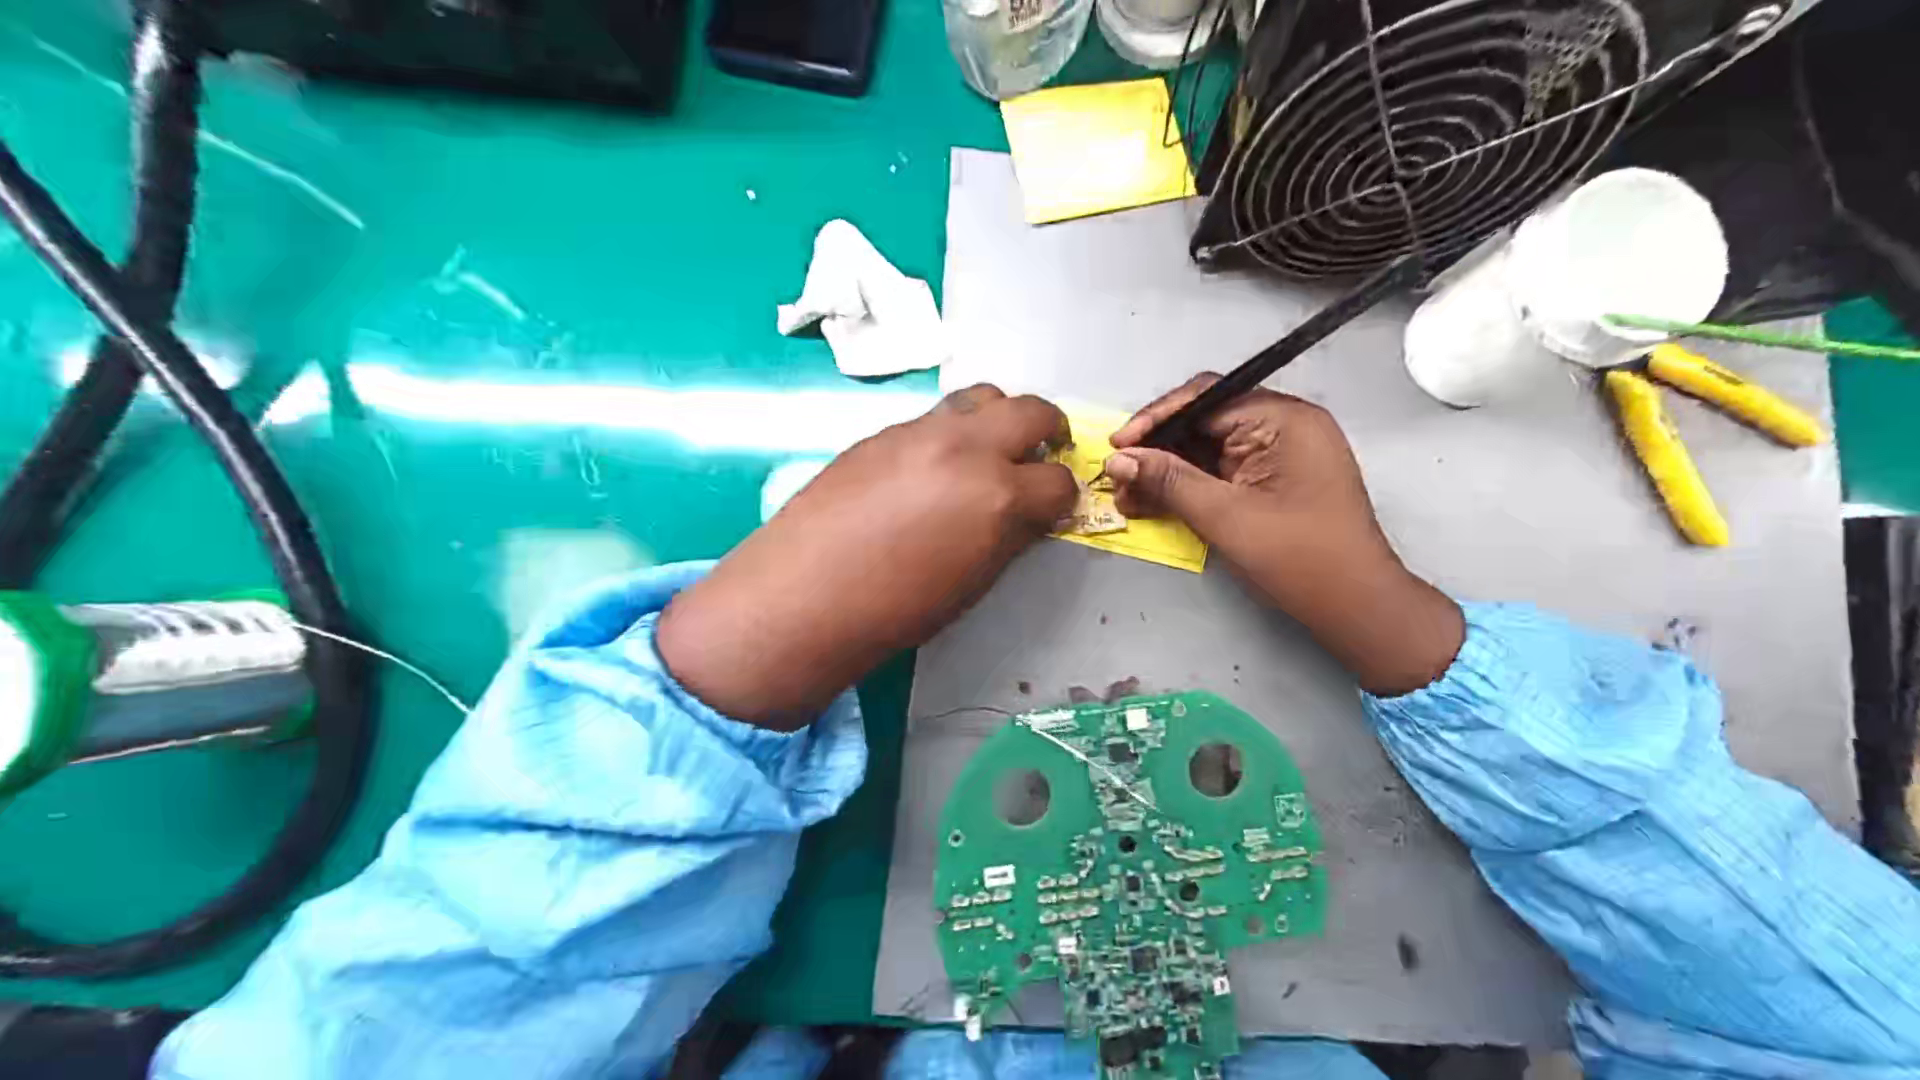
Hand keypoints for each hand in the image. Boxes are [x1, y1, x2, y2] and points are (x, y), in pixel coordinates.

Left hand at [658, 385, 1077, 728]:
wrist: (806, 595)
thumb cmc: (897, 610)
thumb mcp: (974, 581)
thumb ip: (1012, 536)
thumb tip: (1033, 514)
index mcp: (997, 493)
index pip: (1059, 481)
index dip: (1065, 497)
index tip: (1057, 508)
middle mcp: (965, 447)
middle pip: (1031, 411)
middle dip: (1050, 430)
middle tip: (1045, 452)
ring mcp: (919, 431)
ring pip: (980, 396)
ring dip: (999, 417)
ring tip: (992, 447)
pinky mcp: (882, 432)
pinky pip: (933, 417)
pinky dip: (952, 431)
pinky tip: (934, 466)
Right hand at [1104, 374, 1462, 695]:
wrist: (1356, 606)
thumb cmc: (1298, 557)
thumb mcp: (1225, 516)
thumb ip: (1168, 481)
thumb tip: (1117, 459)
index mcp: (1282, 420)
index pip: (1204, 398)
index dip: (1155, 419)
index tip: (1117, 446)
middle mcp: (1281, 427)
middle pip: (1201, 423)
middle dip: (1155, 451)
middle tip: (1117, 479)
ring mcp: (1276, 455)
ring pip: (1204, 450)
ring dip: (1164, 473)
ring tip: (1125, 497)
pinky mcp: (1268, 481)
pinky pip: (1218, 473)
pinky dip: (1185, 487)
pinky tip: (1150, 503)